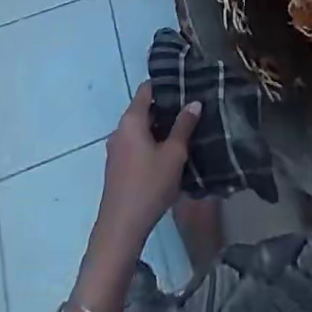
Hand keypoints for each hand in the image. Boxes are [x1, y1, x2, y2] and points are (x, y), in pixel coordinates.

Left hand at [96, 82, 201, 245]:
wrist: (121, 227)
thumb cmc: (149, 185)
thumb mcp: (174, 155)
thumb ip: (184, 126)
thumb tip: (194, 102)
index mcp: (131, 120)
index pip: (146, 89)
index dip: (165, 84)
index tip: (186, 83)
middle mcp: (120, 129)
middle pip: (143, 108)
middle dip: (166, 107)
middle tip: (192, 107)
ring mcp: (116, 149)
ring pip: (141, 128)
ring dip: (160, 127)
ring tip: (186, 128)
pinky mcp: (117, 166)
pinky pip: (136, 143)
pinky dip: (152, 141)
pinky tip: (170, 152)